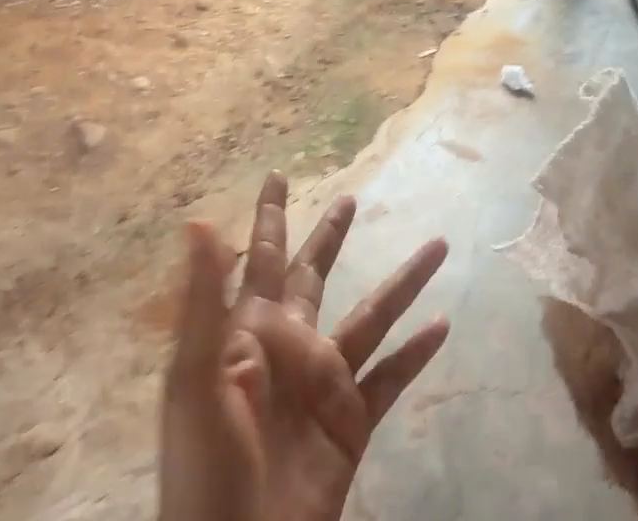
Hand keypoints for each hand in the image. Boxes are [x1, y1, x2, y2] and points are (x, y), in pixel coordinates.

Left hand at [158, 172, 451, 520]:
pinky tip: (443, 326)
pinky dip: (417, 354)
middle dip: (331, 237)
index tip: (279, 176)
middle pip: (317, 276)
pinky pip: (391, 378)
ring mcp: (323, 383)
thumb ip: (203, 301)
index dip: (270, 216)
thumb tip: (200, 222)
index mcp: (250, 330)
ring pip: (372, 317)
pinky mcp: (350, 422)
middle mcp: (290, 346)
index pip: (263, 256)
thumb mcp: (194, 379)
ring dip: (404, 283)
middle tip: (351, 197)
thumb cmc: (205, 462)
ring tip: (437, 244)